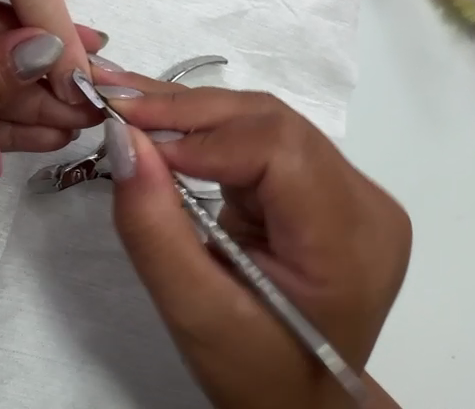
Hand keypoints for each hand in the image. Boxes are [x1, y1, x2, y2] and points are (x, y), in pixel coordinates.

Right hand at [101, 75, 410, 407]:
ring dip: (186, 108)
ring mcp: (345, 186)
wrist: (295, 402)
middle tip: (112, 99)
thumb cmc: (253, 371)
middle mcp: (362, 200)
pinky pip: (253, 133)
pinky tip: (153, 114)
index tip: (131, 136)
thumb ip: (155, 228)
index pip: (278, 151)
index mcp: (350, 241)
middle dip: (185, 109)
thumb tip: (122, 137)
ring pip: (258, 118)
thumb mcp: (196, 313)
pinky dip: (199, 125)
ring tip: (122, 96)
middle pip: (269, 123)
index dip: (201, 135)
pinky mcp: (318, 180)